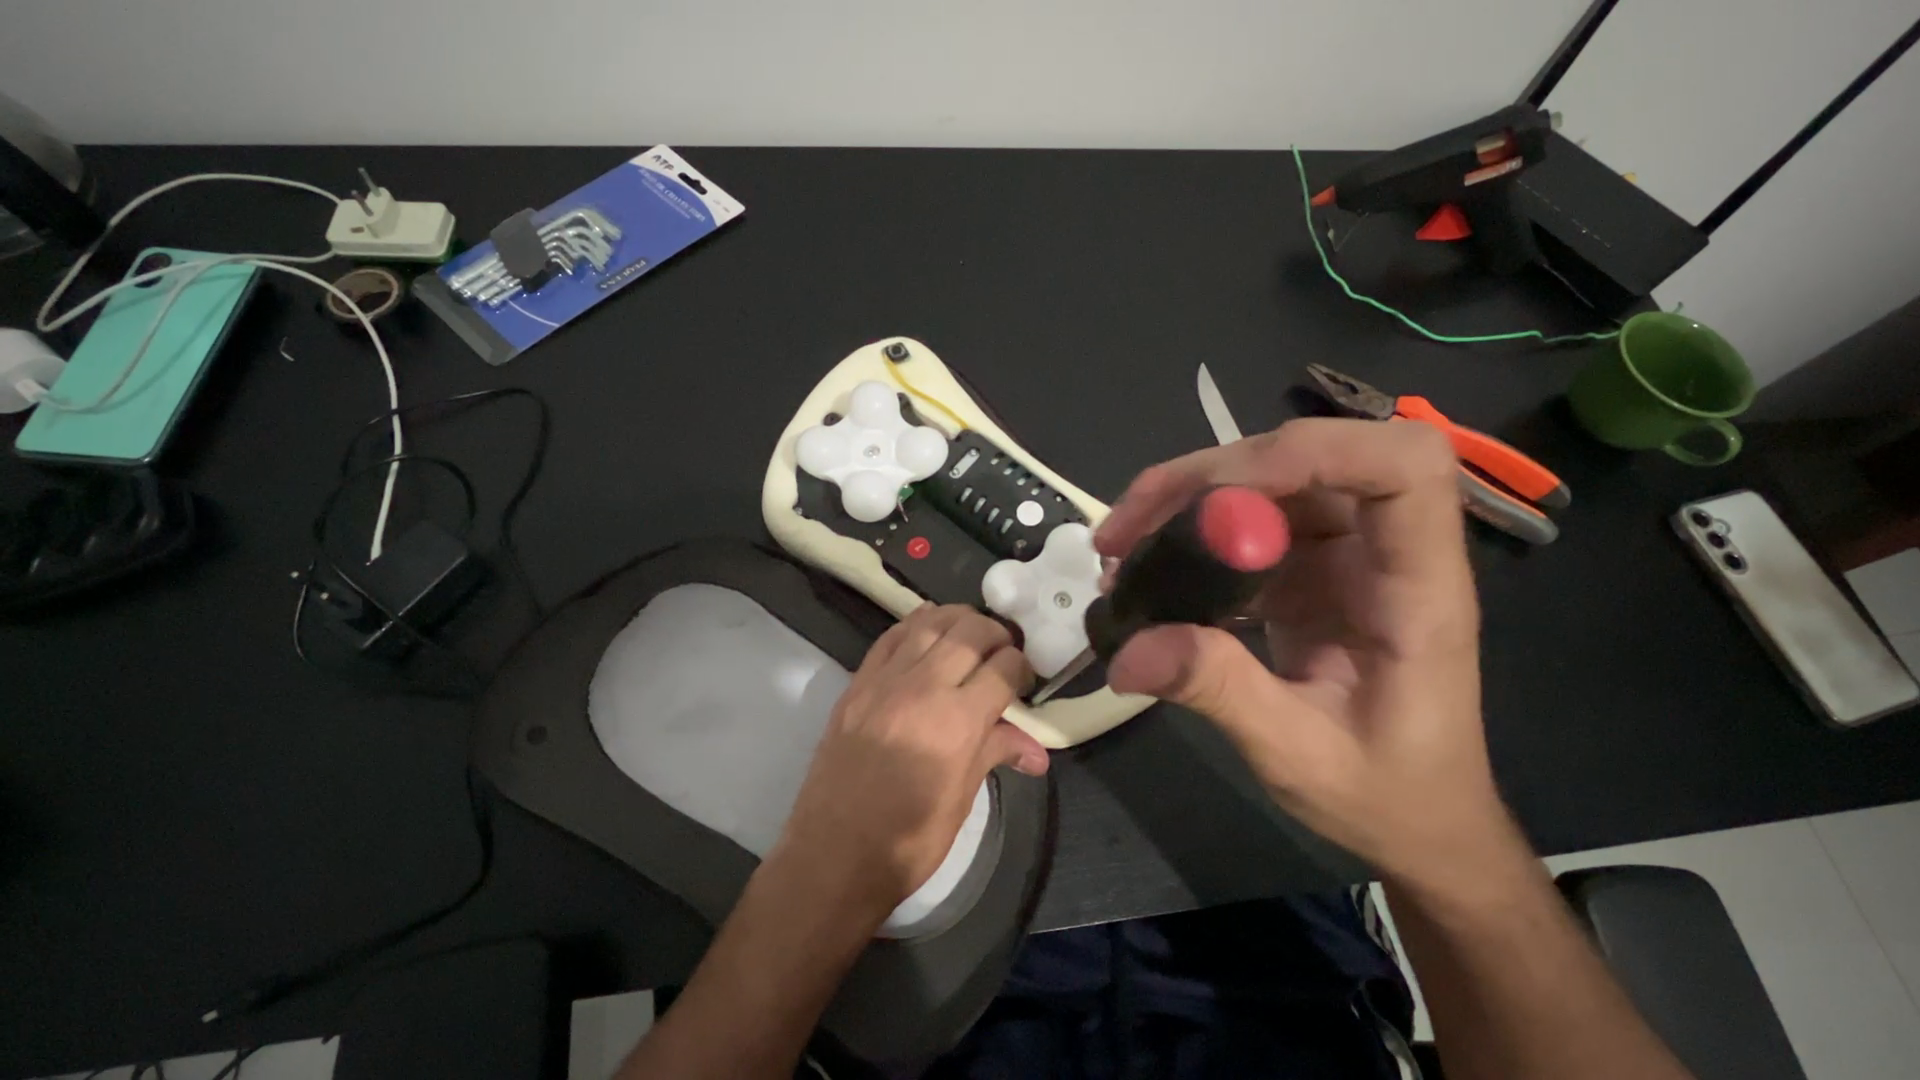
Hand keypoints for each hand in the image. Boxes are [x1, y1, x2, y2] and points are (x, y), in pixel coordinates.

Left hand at [776, 604, 1047, 917]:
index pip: (1003, 667)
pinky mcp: (856, 684)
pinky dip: (916, 626)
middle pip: (970, 632)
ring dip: (959, 620)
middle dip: (997, 635)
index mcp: (957, 721)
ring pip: (930, 623)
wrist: (834, 854)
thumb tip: (1037, 750)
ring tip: (973, 634)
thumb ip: (995, 753)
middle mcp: (922, 687)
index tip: (1025, 682)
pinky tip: (929, 634)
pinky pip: (891, 637)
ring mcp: (884, 681)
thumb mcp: (962, 799)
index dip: (1022, 668)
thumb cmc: (908, 839)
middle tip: (1004, 653)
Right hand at [1095, 418, 1514, 887]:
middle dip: (1212, 476)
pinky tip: (1145, 571)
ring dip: (1189, 500)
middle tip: (1127, 528)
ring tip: (1120, 545)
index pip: (1401, 467)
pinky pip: (1248, 527)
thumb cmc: (1388, 795)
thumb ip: (1220, 692)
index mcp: (1418, 588)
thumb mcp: (1298, 755)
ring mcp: (1347, 557)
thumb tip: (1126, 651)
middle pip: (1312, 460)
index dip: (1315, 453)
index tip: (1221, 496)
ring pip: (1270, 485)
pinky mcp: (1311, 573)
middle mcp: (1386, 552)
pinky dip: (1191, 537)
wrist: (1416, 821)